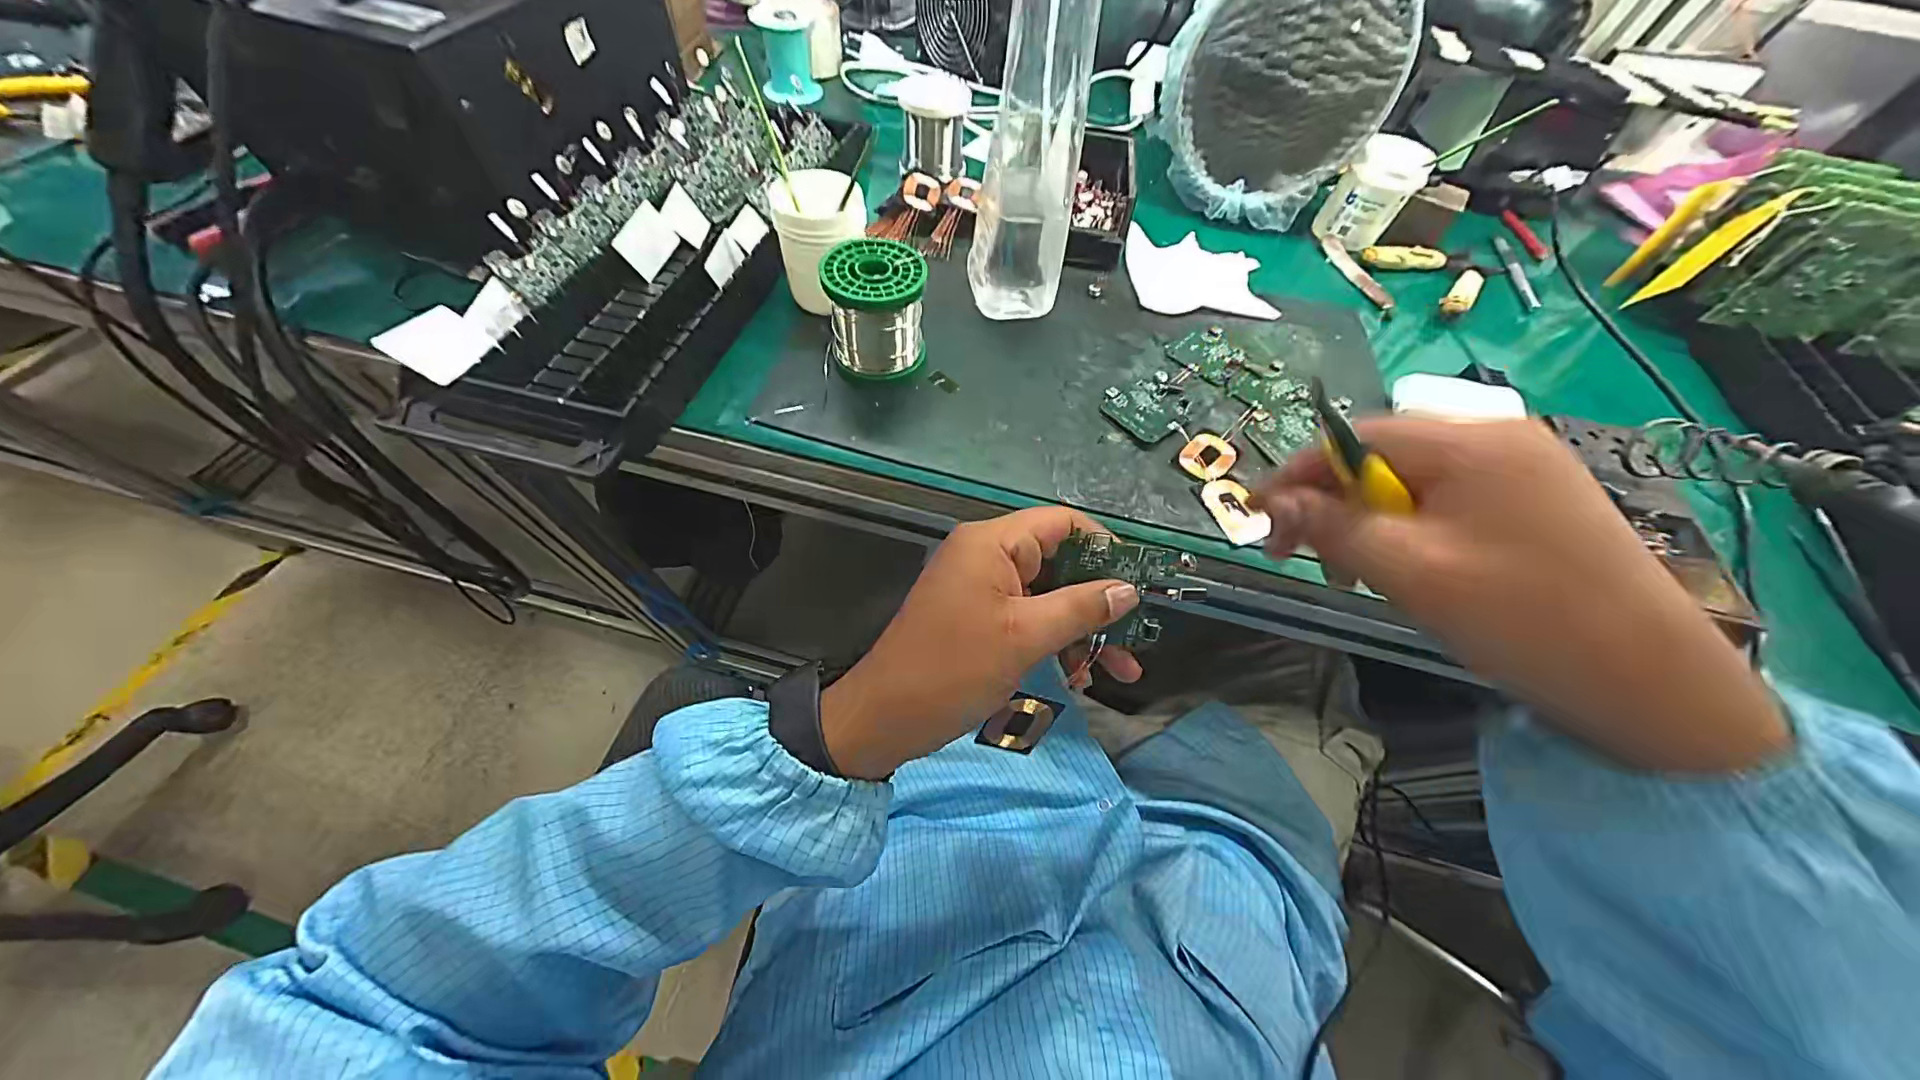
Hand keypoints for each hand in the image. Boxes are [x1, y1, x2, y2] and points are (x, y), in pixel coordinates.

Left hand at [820, 507, 1142, 778]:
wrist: (885, 717)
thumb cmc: (953, 668)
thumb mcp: (1025, 637)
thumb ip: (1081, 607)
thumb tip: (1128, 590)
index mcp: (991, 543)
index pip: (1062, 523)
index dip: (1105, 548)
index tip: (1136, 584)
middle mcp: (987, 556)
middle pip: (1059, 563)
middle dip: (1098, 602)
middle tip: (1131, 640)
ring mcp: (982, 588)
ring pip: (1048, 596)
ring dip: (1081, 631)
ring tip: (1114, 673)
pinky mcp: (979, 618)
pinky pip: (1028, 618)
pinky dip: (1054, 642)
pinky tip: (1077, 676)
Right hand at [1253, 417, 1787, 771]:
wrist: (1652, 682)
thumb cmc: (1522, 617)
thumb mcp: (1409, 570)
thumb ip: (1332, 526)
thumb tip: (1271, 501)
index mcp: (1469, 442)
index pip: (1354, 438)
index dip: (1297, 474)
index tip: (1259, 518)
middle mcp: (1496, 440)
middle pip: (1380, 458)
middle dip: (1331, 504)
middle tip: (1303, 557)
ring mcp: (1520, 470)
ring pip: (1408, 484)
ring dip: (1365, 523)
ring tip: (1353, 575)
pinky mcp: (1531, 503)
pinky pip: (1443, 503)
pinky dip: (1406, 532)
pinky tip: (1402, 570)